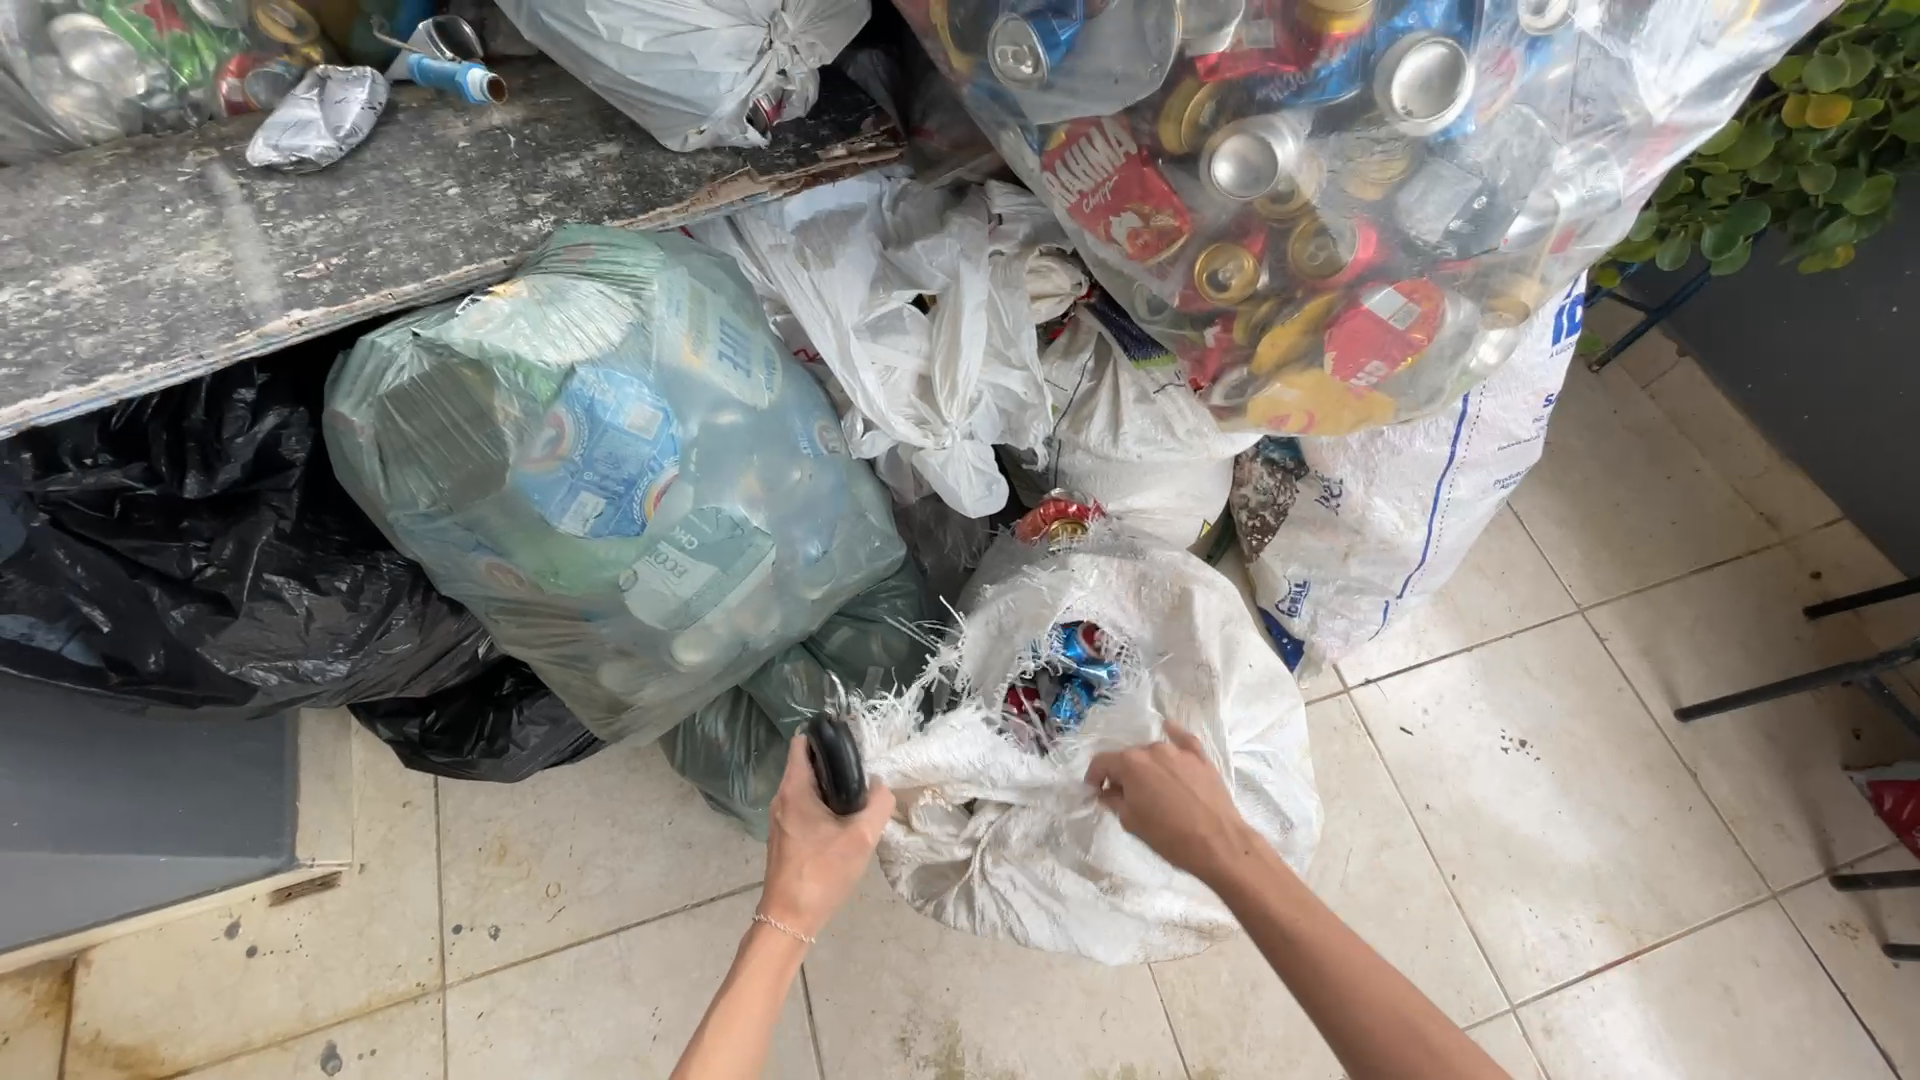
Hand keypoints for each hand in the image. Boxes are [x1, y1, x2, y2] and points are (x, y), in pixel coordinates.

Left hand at [759, 734, 894, 939]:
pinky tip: (843, 821)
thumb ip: (878, 803)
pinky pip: (804, 806)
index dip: (826, 736)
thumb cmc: (822, 872)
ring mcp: (781, 818)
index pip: (802, 742)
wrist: (789, 919)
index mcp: (794, 789)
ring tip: (858, 794)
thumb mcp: (862, 836)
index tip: (852, 742)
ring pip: (806, 787)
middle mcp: (782, 798)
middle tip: (863, 769)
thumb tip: (880, 785)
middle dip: (834, 762)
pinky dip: (822, 804)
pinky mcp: (785, 836)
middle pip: (806, 763)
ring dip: (830, 786)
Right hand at [1084, 721, 1261, 884]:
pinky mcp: (1200, 758)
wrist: (1218, 843)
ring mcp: (1178, 751)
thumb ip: (1113, 800)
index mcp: (1130, 763)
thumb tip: (1106, 791)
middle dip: (1122, 774)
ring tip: (1152, 787)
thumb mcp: (1131, 822)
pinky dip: (1173, 734)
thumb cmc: (1169, 836)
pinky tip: (1168, 728)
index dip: (1094, 776)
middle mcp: (1152, 750)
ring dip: (1146, 765)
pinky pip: (1183, 739)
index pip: (1102, 762)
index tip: (1095, 791)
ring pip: (1153, 752)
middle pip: (1128, 757)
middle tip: (1125, 796)